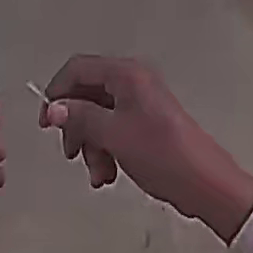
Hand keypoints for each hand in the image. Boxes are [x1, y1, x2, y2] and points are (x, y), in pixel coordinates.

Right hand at [38, 56, 252, 243]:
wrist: (205, 184)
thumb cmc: (160, 152)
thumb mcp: (113, 134)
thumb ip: (80, 117)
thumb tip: (54, 108)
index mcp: (125, 73)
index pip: (78, 68)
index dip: (57, 92)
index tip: (46, 122)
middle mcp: (133, 81)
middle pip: (87, 94)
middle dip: (76, 126)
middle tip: (71, 153)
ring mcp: (141, 102)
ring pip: (100, 116)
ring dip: (92, 144)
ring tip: (98, 173)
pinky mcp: (147, 123)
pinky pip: (115, 129)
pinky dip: (107, 149)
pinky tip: (109, 175)